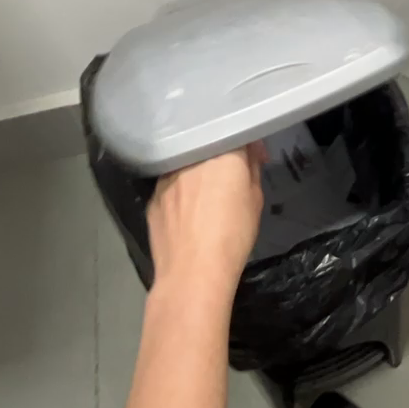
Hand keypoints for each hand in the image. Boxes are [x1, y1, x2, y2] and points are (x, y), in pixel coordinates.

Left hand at [146, 144, 264, 298]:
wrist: (192, 273)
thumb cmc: (233, 235)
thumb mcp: (255, 200)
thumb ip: (252, 169)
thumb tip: (249, 154)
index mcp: (222, 154)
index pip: (236, 134)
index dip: (248, 144)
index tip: (255, 159)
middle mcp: (191, 157)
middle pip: (209, 146)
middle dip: (222, 156)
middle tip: (233, 175)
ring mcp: (167, 175)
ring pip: (187, 164)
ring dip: (199, 172)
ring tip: (208, 195)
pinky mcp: (152, 196)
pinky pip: (172, 184)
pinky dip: (182, 189)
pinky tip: (189, 210)